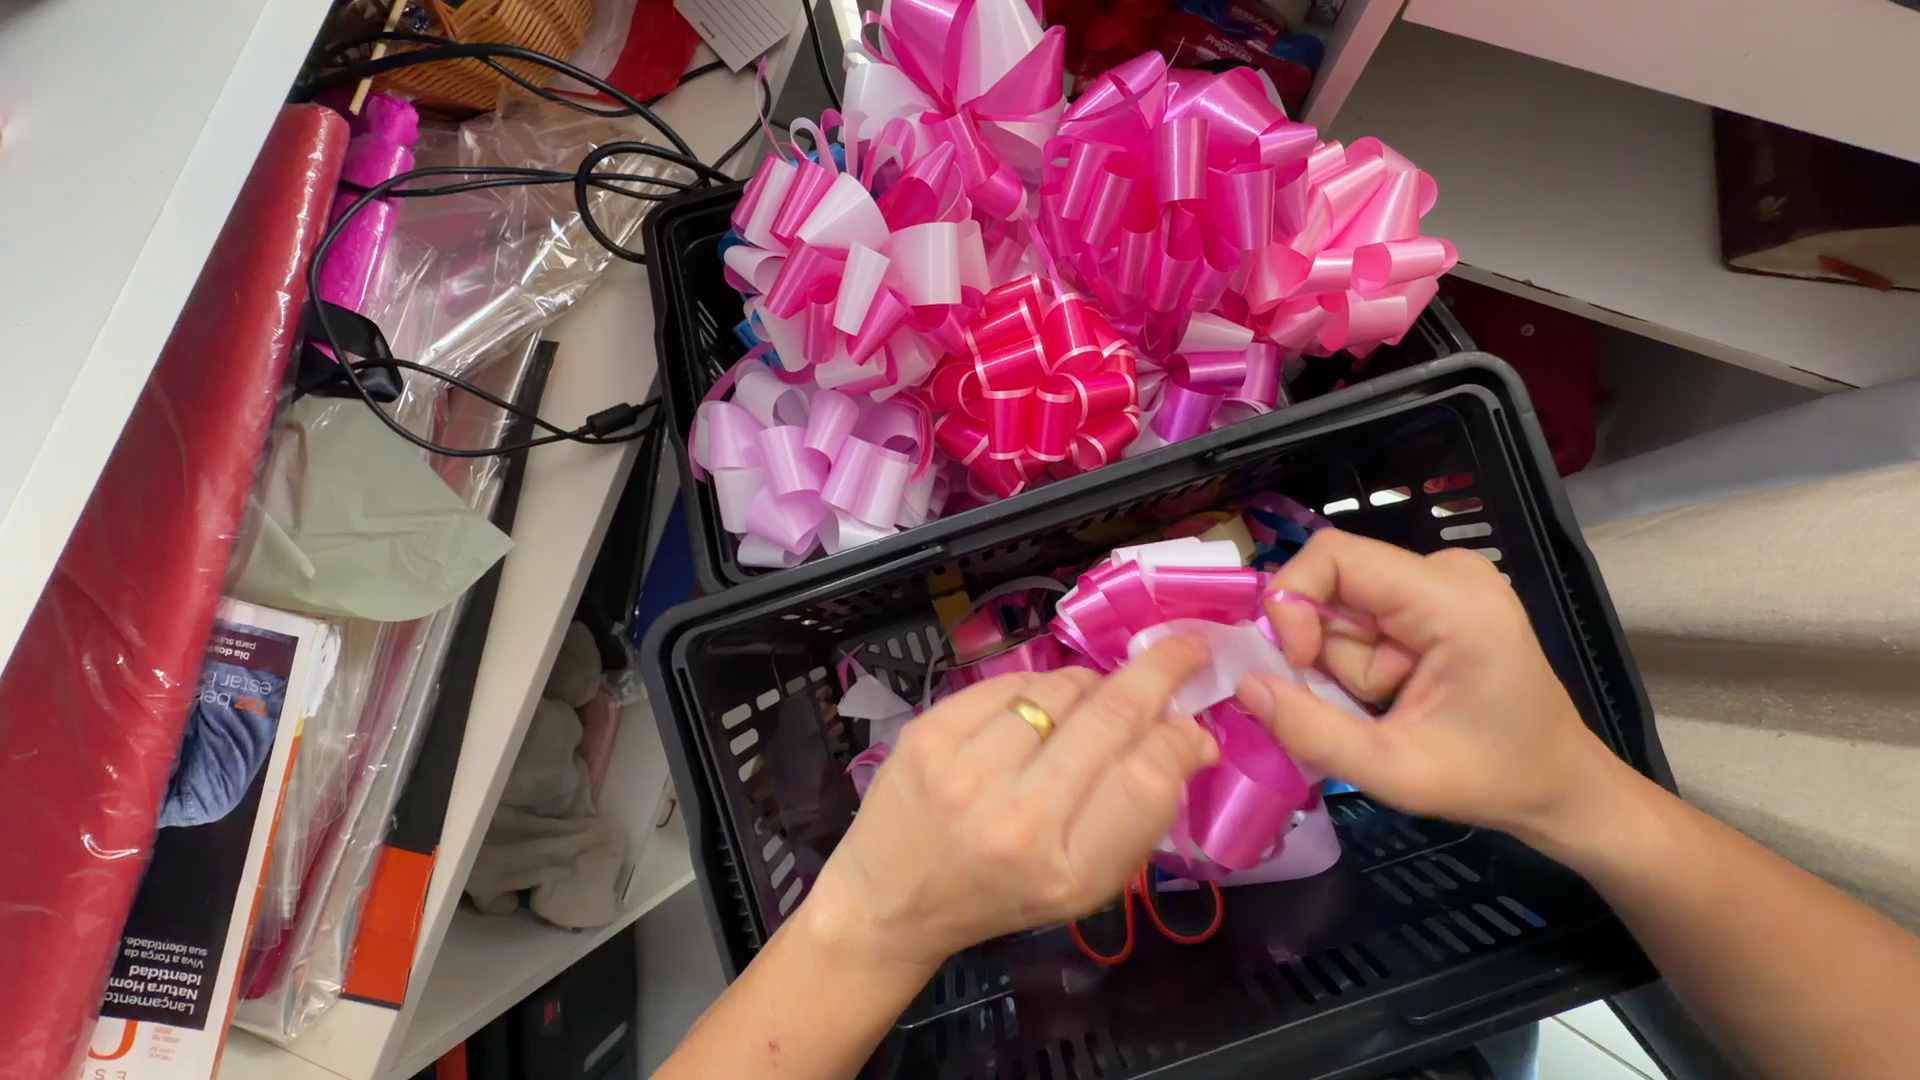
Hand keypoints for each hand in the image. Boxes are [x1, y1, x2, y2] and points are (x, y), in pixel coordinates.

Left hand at [802, 638, 1218, 975]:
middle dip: (1159, 671)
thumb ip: (1138, 813)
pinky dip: (1037, 685)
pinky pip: (1009, 681)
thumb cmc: (1000, 897)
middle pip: (1110, 716)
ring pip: (1060, 688)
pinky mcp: (928, 734)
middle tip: (1184, 650)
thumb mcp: (1082, 884)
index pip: (1147, 779)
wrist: (891, 899)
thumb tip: (1191, 734)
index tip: (1192, 720)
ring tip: (1092, 700)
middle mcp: (1018, 819)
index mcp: (1068, 870)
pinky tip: (1036, 707)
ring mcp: (966, 770)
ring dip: (1091, 684)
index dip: (1179, 736)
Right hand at [1236, 530, 1628, 846]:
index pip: (1334, 556)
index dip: (1293, 602)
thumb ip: (1311, 730)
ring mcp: (1442, 578)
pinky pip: (1356, 611)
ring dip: (1339, 659)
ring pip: (1338, 603)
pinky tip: (1389, 690)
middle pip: (1332, 583)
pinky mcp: (1431, 593)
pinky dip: (1354, 655)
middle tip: (1354, 702)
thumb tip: (1244, 684)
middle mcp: (1447, 571)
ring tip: (1384, 704)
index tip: (1296, 664)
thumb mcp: (1394, 772)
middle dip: (1322, 647)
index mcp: (1454, 600)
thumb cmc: (1491, 780)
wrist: (1562, 786)